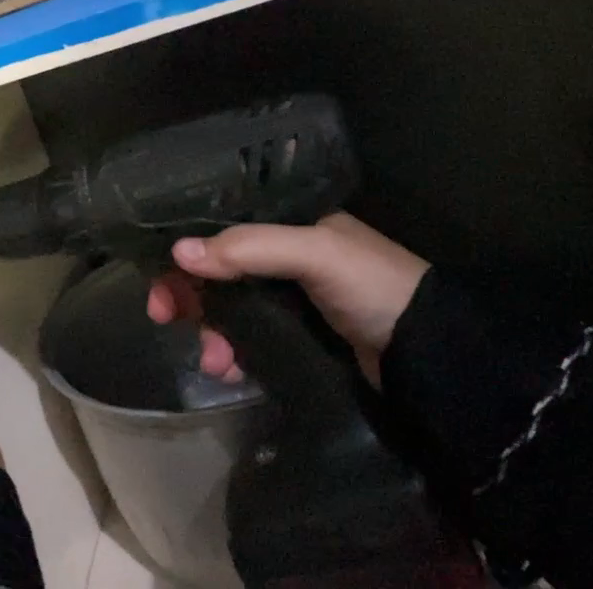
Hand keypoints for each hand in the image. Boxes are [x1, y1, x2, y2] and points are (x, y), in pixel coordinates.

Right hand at [146, 212, 429, 386]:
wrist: (432, 355)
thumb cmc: (374, 286)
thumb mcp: (314, 253)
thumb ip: (248, 249)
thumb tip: (177, 253)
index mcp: (288, 223)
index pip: (221, 227)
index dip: (185, 247)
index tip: (160, 277)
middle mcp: (284, 255)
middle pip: (216, 269)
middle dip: (188, 294)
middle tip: (163, 317)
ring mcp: (290, 298)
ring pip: (229, 306)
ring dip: (210, 331)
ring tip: (214, 361)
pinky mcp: (297, 336)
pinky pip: (249, 337)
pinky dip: (233, 351)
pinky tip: (229, 369)